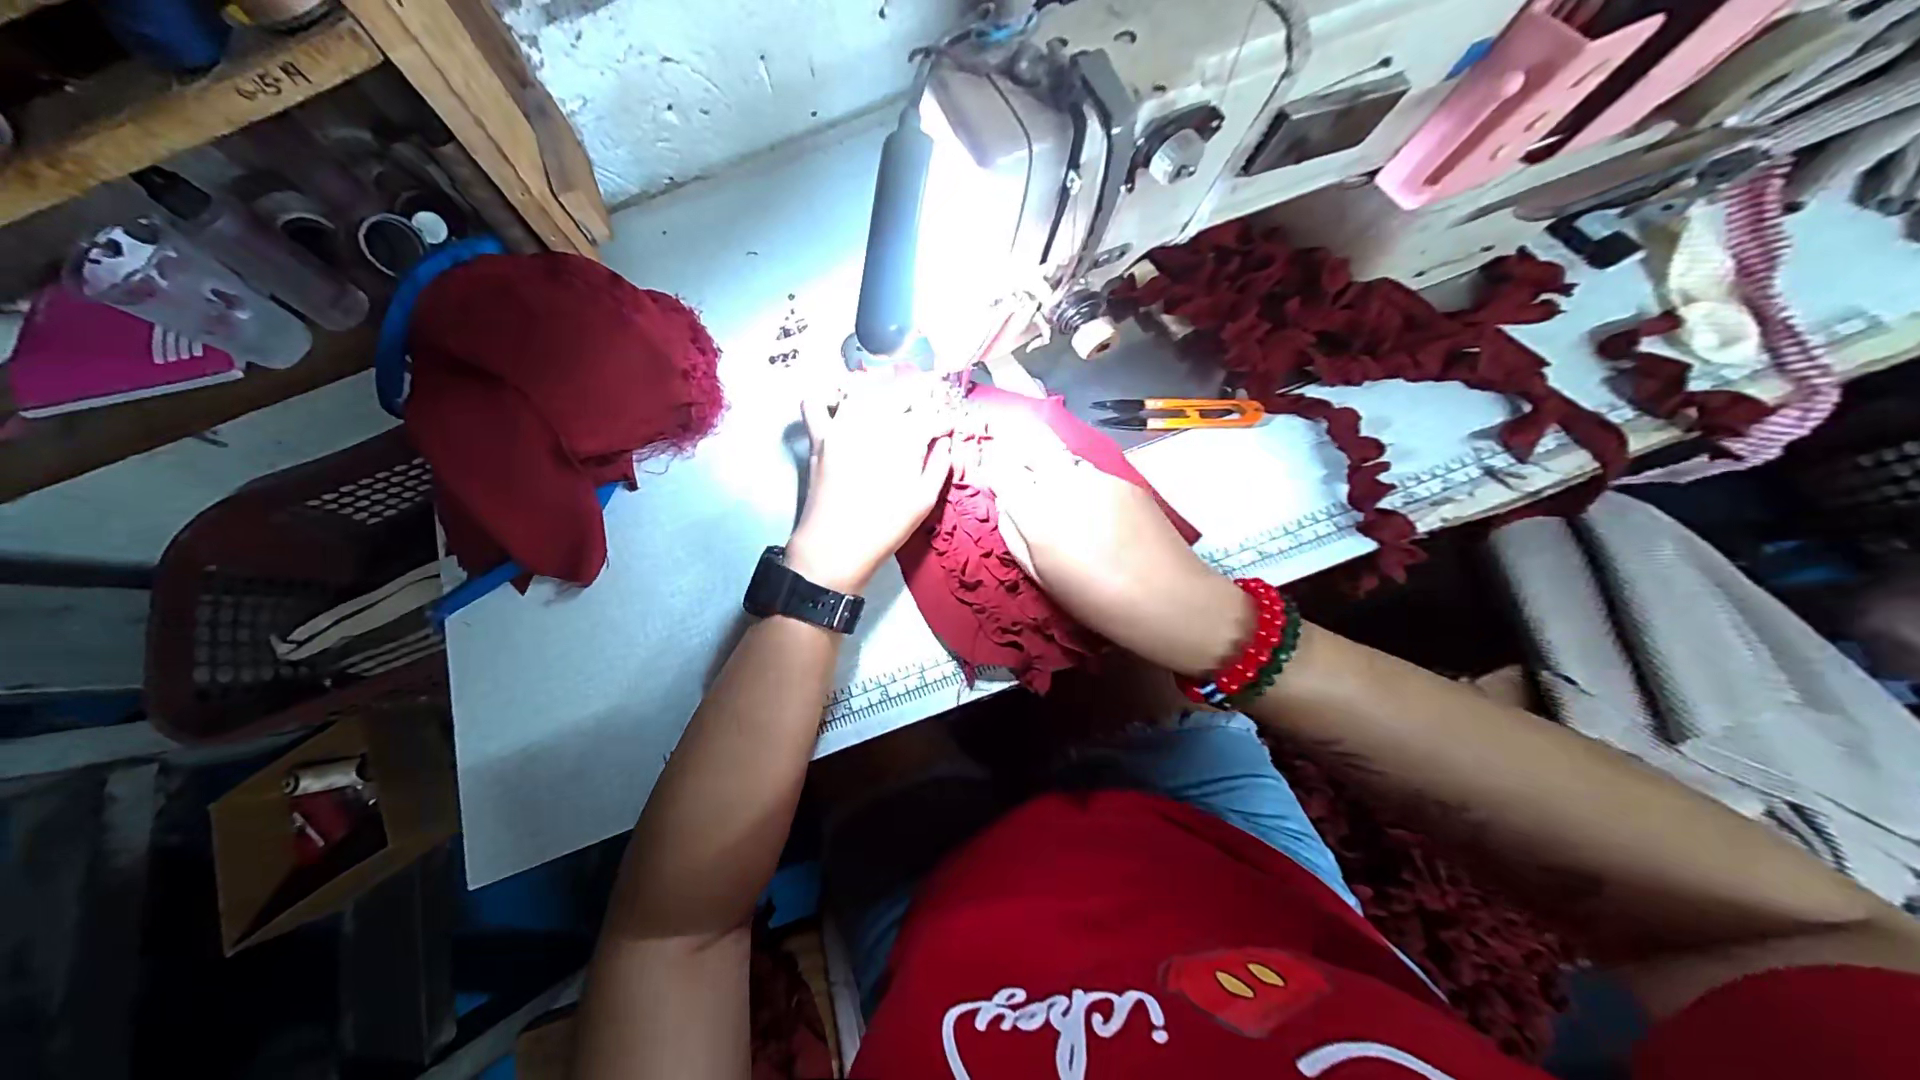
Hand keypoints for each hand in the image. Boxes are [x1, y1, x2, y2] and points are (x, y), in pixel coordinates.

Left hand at [787, 370, 953, 593]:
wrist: (834, 547)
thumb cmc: (885, 528)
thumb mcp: (924, 501)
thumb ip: (939, 465)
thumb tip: (944, 442)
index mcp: (905, 437)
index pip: (931, 413)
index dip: (943, 419)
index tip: (947, 427)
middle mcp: (874, 421)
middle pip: (899, 391)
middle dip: (917, 394)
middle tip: (924, 408)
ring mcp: (842, 425)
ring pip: (862, 389)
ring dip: (879, 389)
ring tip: (889, 400)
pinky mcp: (819, 436)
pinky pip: (815, 404)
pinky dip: (826, 399)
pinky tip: (839, 407)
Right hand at [990, 424, 1251, 677]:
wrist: (1168, 598)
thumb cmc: (1095, 600)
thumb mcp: (1041, 575)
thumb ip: (1015, 533)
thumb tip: (1007, 503)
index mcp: (1036, 511)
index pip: (1002, 468)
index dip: (996, 470)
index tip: (998, 481)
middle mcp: (1063, 482)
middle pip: (1031, 444)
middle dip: (1020, 451)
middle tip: (1022, 474)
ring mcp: (1097, 476)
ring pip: (1062, 457)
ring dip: (1052, 468)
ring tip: (1061, 499)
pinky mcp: (1124, 480)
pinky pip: (1091, 472)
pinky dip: (1082, 483)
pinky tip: (1095, 512)